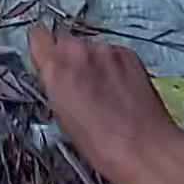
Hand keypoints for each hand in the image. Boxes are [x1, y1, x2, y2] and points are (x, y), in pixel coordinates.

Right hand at [27, 24, 183, 183]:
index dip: (43, 47)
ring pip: (90, 47)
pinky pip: (112, 53)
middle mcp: (77, 51)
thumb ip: (54, 85)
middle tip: (78, 79)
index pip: (37, 35)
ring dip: (93, 62)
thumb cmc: (99, 144)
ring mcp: (104, 49)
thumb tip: (56, 75)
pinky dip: (114, 66)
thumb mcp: (61, 116)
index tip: (47, 57)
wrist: (146, 149)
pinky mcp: (127, 52)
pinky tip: (122, 88)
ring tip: (106, 89)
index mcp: (55, 68)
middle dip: (68, 55)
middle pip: (64, 39)